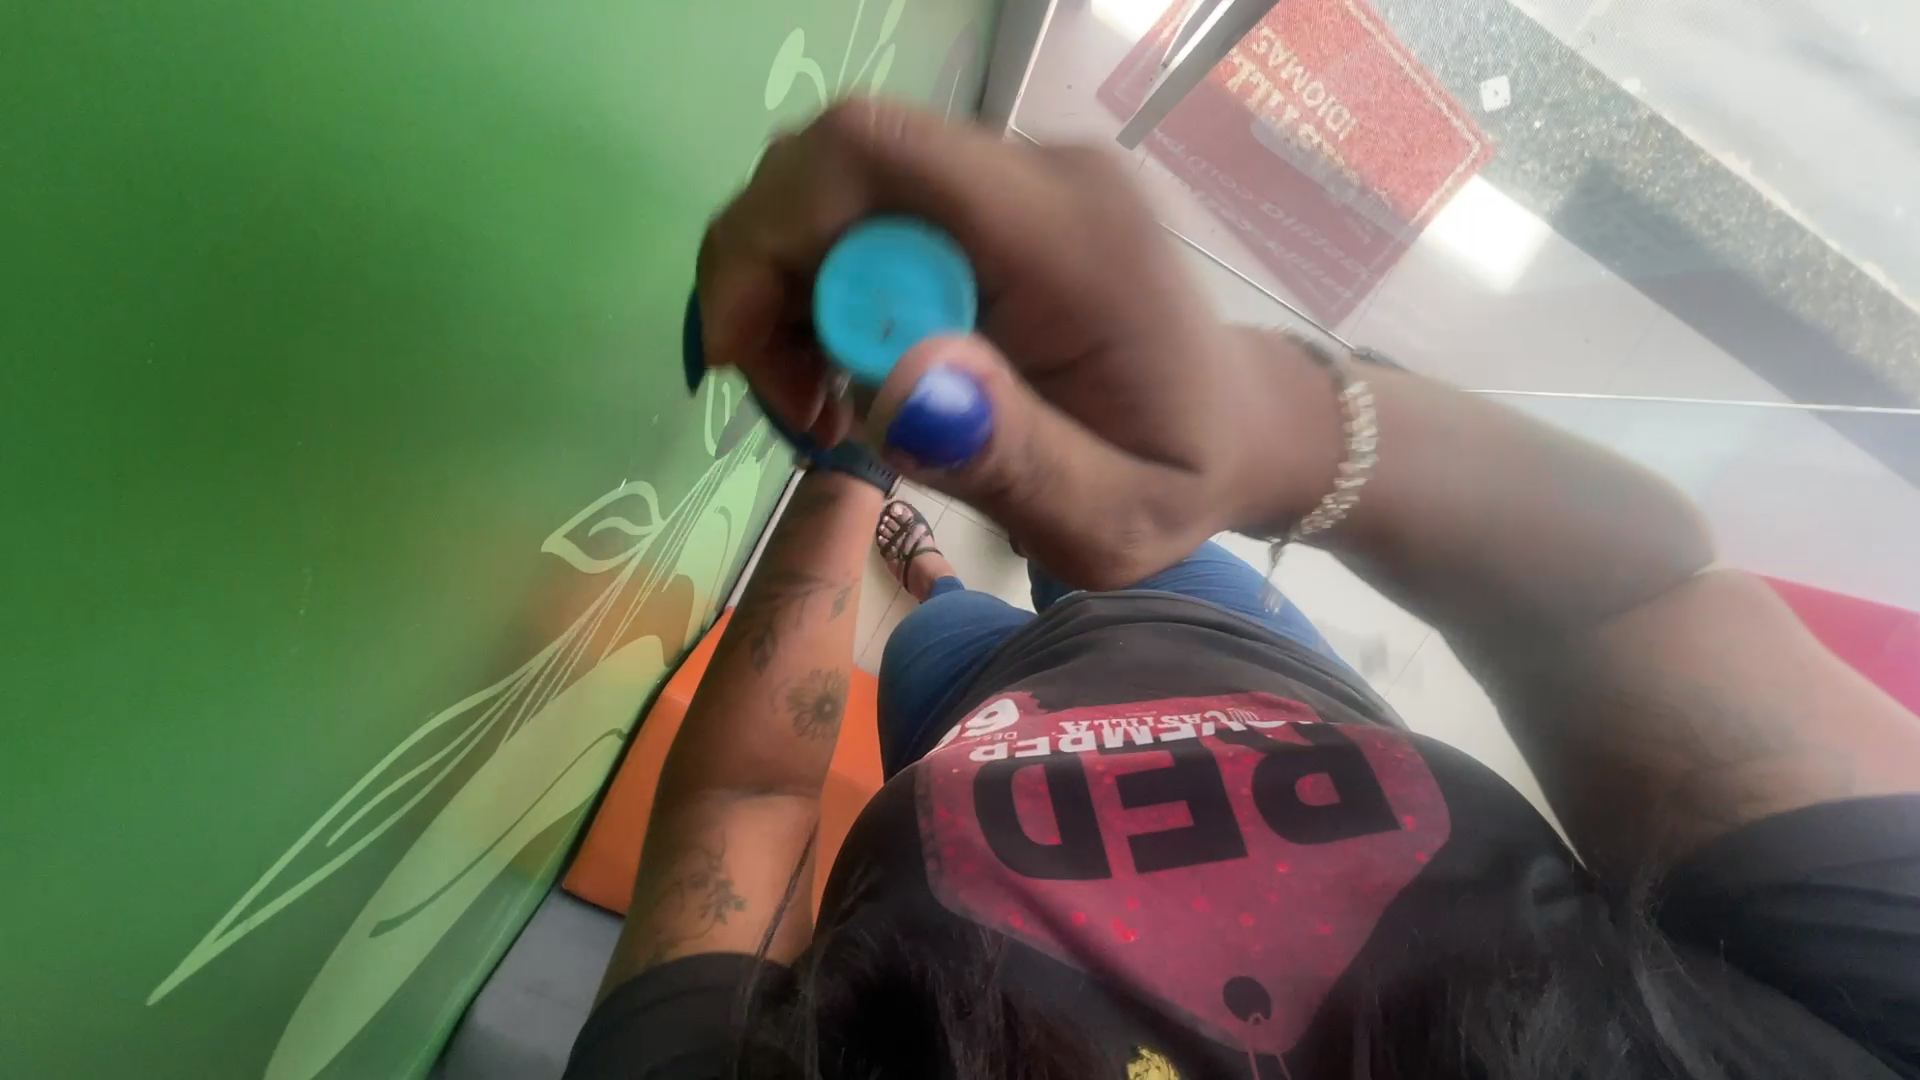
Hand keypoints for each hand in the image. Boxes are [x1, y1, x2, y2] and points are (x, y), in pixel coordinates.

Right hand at [696, 100, 1337, 587]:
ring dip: (798, 295)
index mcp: (1075, 243)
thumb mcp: (1112, 520)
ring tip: (829, 402)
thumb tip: (896, 382)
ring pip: (846, 191)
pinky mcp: (1003, 204)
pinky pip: (880, 217)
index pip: (874, 157)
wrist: (1234, 422)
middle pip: (840, 168)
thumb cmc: (1179, 479)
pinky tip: (865, 369)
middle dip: (773, 284)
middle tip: (799, 406)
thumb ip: (1017, 460)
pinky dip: (835, 292)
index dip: (774, 239)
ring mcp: (1023, 181)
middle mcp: (1044, 178)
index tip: (751, 365)